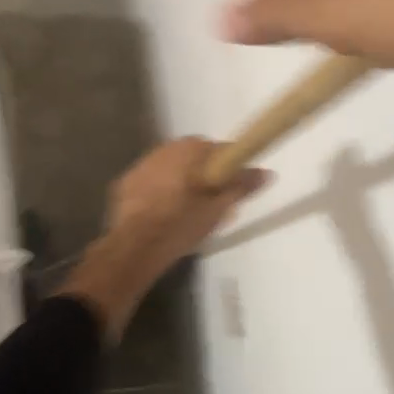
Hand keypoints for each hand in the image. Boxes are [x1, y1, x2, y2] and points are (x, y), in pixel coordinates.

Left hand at [59, 139, 268, 341]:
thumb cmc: (182, 223)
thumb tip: (267, 172)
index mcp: (190, 149)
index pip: (220, 150)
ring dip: (180, 183)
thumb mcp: (218, 208)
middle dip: (205, 176)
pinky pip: (150, 181)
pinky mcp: (125, 182)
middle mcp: (165, 148)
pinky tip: (162, 215)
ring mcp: (142, 164)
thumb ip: (242, 186)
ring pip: (171, 169)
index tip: (232, 189)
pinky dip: (158, 192)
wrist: (136, 245)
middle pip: (194, 158)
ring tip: (187, 212)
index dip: (229, 169)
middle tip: (212, 204)